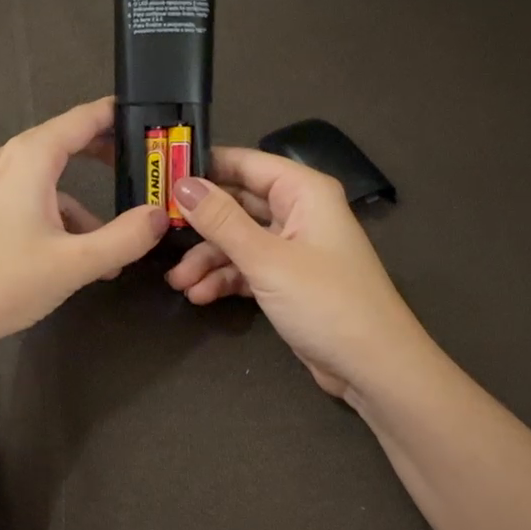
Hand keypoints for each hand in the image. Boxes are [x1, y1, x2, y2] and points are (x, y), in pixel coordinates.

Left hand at [0, 97, 169, 355]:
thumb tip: (161, 216)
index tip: (154, 119)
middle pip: (67, 143)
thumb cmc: (3, 281)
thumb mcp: (75, 262)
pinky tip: (78, 262)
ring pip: (51, 181)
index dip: (120, 115)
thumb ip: (125, 238)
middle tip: (148, 170)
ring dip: (86, 206)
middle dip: (108, 157)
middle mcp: (9, 160)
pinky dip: (60, 221)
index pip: (84, 118)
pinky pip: (32, 202)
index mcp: (30, 157)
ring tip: (118, 245)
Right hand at [165, 148, 424, 397]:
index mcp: (304, 192)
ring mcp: (293, 248)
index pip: (245, 163)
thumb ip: (221, 221)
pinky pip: (247, 268)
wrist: (372, 365)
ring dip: (207, 260)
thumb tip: (181, 184)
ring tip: (178, 283)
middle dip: (199, 223)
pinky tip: (200, 296)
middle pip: (237, 204)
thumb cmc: (326, 302)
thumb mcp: (266, 259)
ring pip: (237, 241)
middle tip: (158, 234)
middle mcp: (299, 212)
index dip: (204, 168)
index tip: (161, 177)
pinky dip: (224, 280)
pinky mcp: (287, 281)